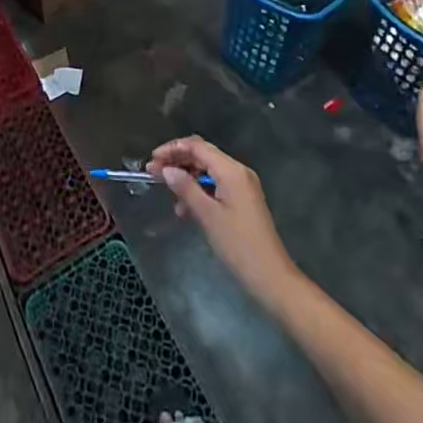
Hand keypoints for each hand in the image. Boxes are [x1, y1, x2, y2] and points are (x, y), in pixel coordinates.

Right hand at [147, 136, 299, 297]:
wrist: (270, 276)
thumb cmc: (238, 244)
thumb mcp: (207, 215)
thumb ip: (186, 188)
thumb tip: (167, 169)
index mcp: (232, 171)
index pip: (198, 147)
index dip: (173, 149)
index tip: (152, 160)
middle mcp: (238, 172)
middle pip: (202, 155)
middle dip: (177, 161)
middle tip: (153, 173)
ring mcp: (242, 186)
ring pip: (207, 171)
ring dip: (186, 178)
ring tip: (168, 193)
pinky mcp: (242, 200)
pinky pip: (215, 185)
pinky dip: (198, 191)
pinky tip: (185, 208)